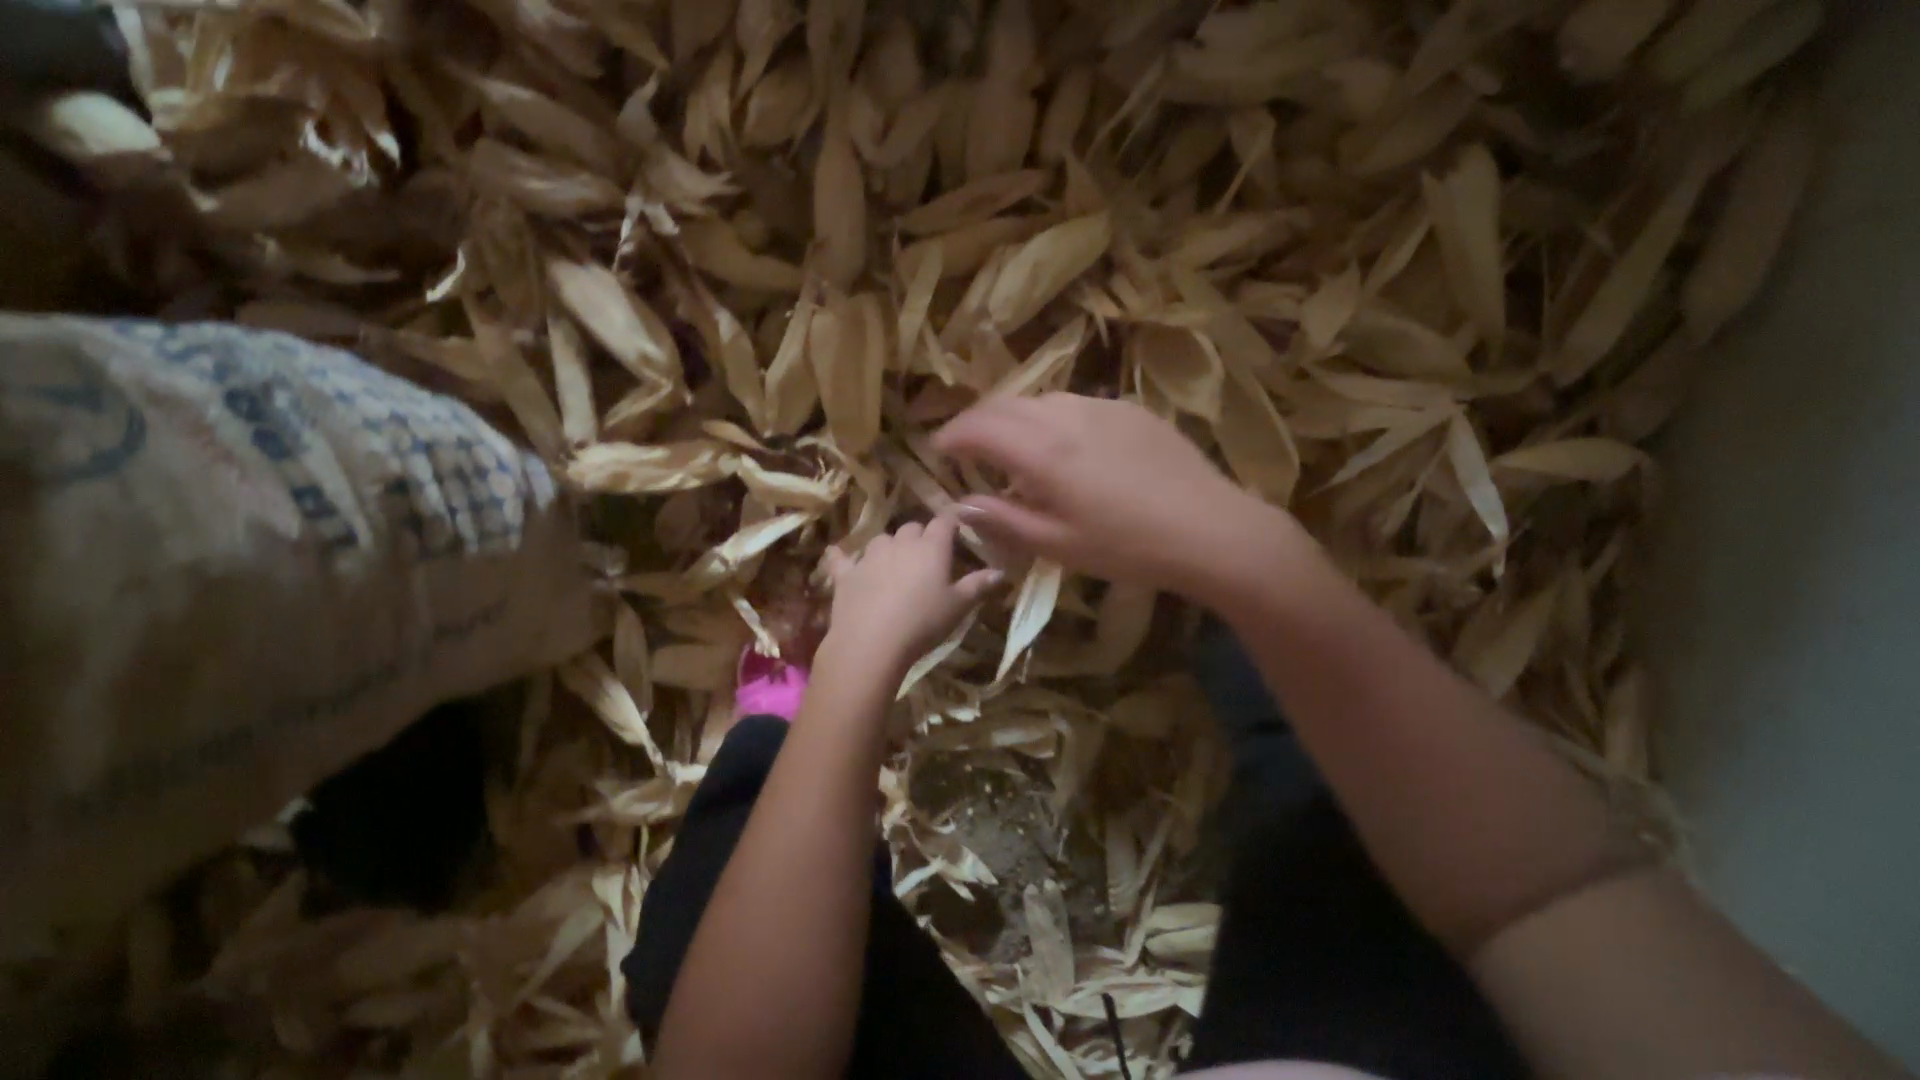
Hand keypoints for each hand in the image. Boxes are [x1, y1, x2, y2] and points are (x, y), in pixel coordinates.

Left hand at [822, 514, 1002, 674]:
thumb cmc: (923, 622)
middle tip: (927, 556)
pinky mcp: (846, 574)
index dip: (951, 524)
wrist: (872, 642)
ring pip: (881, 540)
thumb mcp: (958, 607)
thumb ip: (978, 586)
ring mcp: (870, 556)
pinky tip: (838, 556)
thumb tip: (1000, 572)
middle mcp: (900, 543)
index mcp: (931, 547)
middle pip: (912, 528)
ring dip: (889, 547)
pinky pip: (841, 558)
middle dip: (920, 536)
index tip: (956, 530)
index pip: (944, 523)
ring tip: (894, 563)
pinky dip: (841, 557)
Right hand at [933, 393, 1313, 601]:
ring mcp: (1102, 407)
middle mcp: (1066, 416)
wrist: (1209, 529)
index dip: (952, 435)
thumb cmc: (1126, 547)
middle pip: (1006, 404)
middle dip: (978, 421)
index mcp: (1042, 451)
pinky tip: (1066, 448)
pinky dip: (1053, 419)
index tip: (938, 449)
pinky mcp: (1131, 410)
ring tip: (1014, 447)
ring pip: (1041, 401)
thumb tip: (962, 504)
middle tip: (966, 445)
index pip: (979, 427)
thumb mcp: (1057, 545)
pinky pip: (1076, 406)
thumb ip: (1004, 520)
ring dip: (1015, 418)